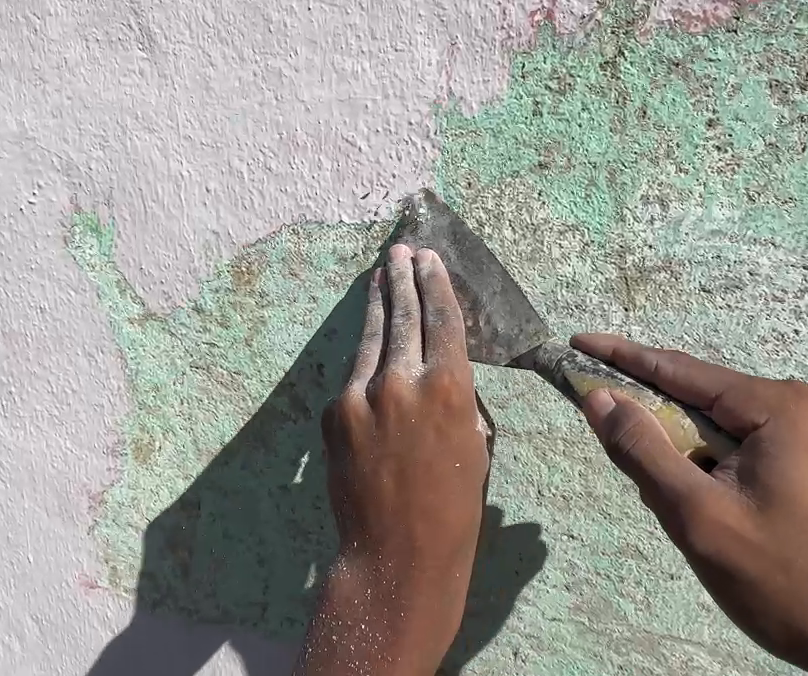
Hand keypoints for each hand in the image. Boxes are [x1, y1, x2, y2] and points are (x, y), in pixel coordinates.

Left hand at [295, 245, 489, 675]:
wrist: (395, 557)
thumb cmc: (453, 508)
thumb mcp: (473, 444)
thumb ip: (454, 398)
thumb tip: (436, 370)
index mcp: (449, 388)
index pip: (442, 319)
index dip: (436, 283)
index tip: (430, 258)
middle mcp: (401, 381)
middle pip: (402, 315)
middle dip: (402, 278)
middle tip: (401, 250)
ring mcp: (360, 395)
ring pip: (371, 337)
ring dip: (377, 304)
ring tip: (380, 275)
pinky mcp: (334, 413)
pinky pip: (353, 378)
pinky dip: (365, 362)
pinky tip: (370, 349)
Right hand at [573, 334, 807, 675]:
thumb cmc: (793, 585)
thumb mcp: (701, 518)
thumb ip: (643, 451)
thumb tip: (599, 396)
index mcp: (775, 406)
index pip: (676, 368)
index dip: (620, 356)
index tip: (576, 342)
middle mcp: (801, 409)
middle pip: (701, 401)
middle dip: (655, 419)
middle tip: (618, 446)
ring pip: (724, 432)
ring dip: (687, 453)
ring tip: (675, 498)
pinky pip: (749, 452)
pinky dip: (715, 468)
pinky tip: (713, 507)